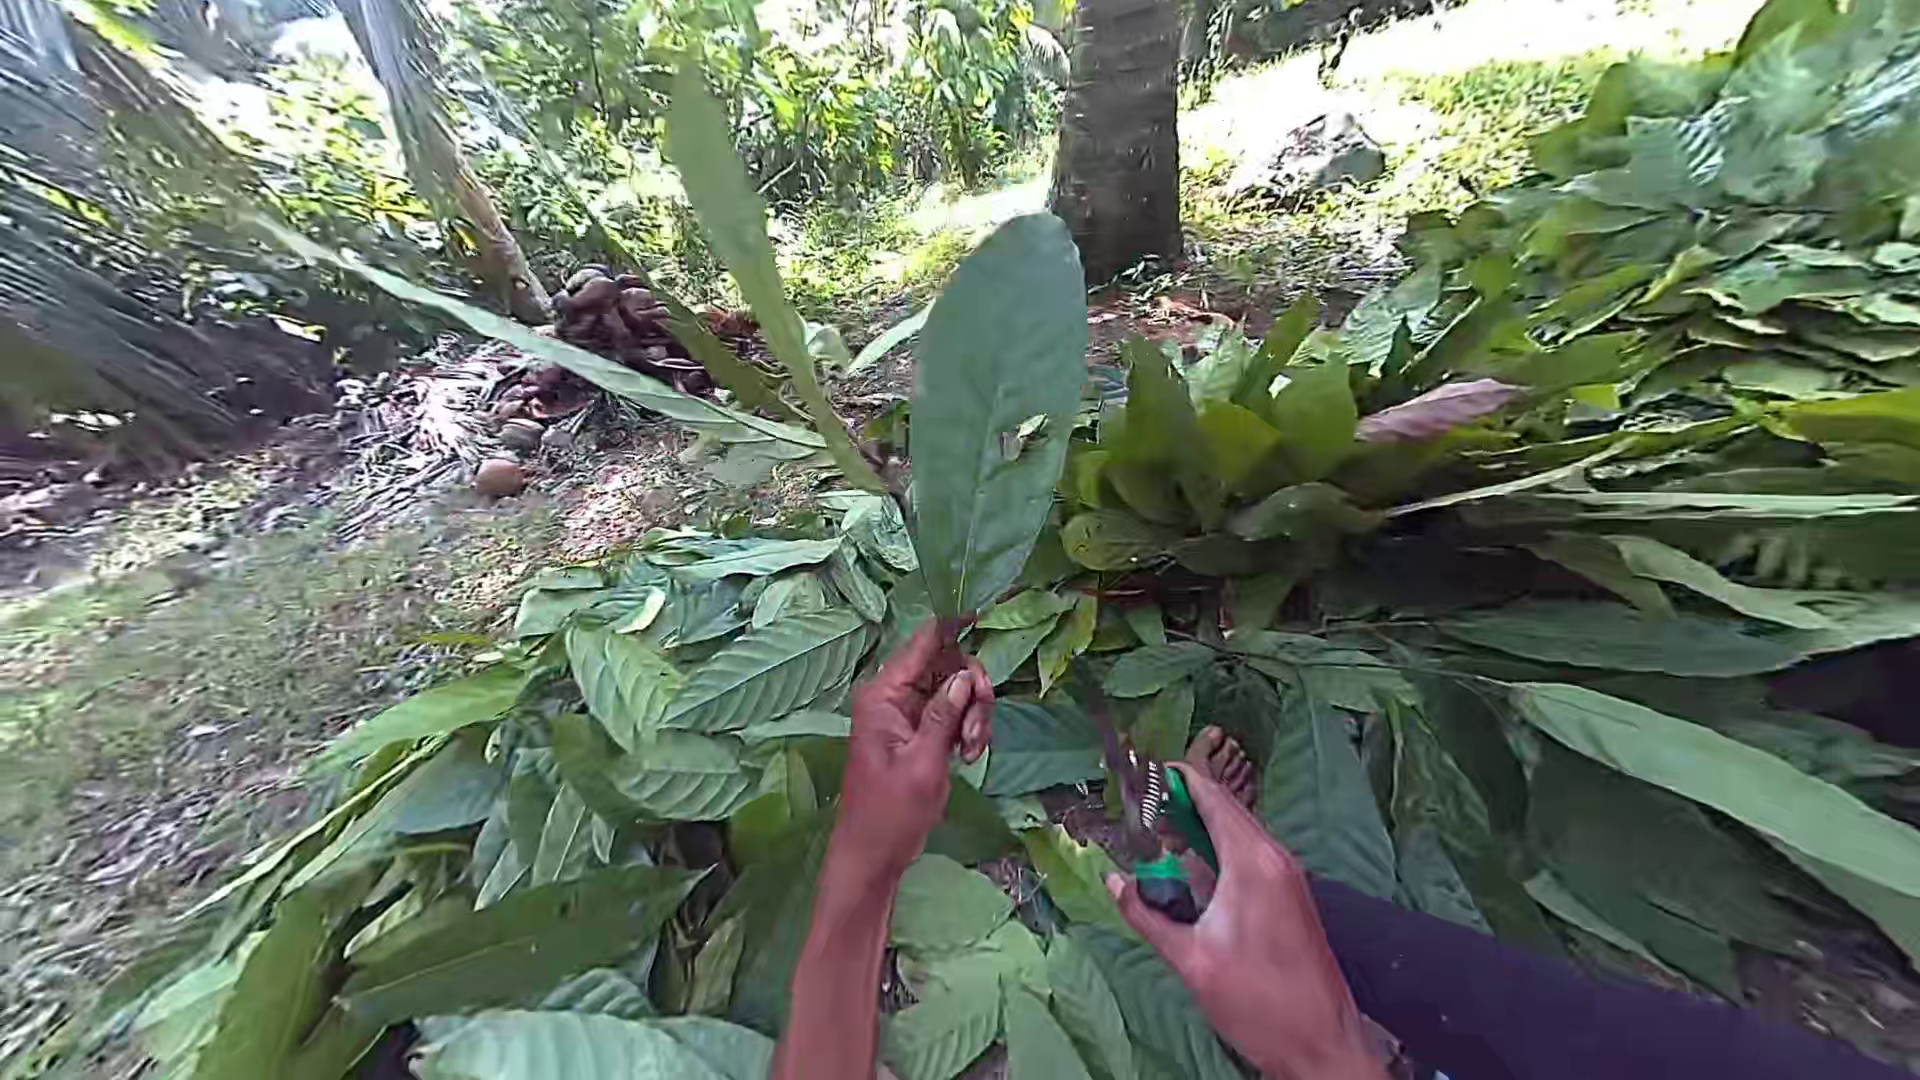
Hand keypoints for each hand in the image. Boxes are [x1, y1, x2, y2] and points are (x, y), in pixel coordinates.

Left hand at [835, 620, 992, 879]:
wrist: (873, 856)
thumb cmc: (891, 813)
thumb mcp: (922, 763)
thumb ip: (944, 715)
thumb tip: (964, 674)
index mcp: (884, 694)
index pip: (922, 643)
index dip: (951, 625)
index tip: (979, 612)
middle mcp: (895, 695)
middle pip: (947, 664)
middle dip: (972, 691)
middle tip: (978, 728)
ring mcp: (909, 711)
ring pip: (956, 688)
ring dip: (973, 715)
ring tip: (972, 752)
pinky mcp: (921, 728)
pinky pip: (954, 710)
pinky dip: (968, 727)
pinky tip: (969, 755)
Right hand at [1106, 762, 1384, 1079]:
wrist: (1328, 1055)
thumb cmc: (1258, 1004)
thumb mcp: (1190, 960)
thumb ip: (1146, 915)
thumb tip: (1113, 881)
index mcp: (1251, 862)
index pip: (1212, 796)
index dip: (1178, 777)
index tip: (1145, 772)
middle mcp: (1273, 856)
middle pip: (1224, 806)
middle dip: (1183, 800)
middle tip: (1143, 809)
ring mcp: (1288, 873)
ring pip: (1237, 826)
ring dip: (1200, 822)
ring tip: (1161, 836)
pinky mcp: (1292, 890)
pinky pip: (1249, 847)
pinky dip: (1219, 842)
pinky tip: (1195, 866)